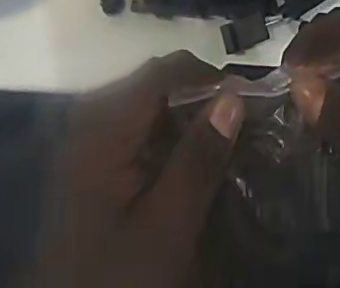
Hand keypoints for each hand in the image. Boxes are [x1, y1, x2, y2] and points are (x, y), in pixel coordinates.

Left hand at [33, 52, 243, 287]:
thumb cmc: (117, 274)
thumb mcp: (167, 226)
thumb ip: (199, 158)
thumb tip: (233, 96)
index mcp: (104, 122)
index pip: (163, 71)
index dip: (209, 77)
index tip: (250, 101)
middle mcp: (92, 115)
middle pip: (155, 83)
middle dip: (201, 97)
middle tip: (243, 128)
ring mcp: (88, 136)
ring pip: (149, 104)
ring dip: (187, 117)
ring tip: (224, 145)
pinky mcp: (92, 158)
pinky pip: (136, 128)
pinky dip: (168, 136)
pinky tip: (191, 164)